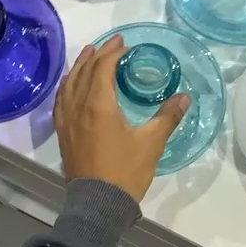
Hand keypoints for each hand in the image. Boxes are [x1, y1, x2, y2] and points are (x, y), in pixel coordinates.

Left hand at [54, 37, 188, 202]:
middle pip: (84, 72)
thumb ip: (167, 117)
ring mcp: (66, 121)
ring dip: (79, 67)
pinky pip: (61, 101)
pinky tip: (72, 87)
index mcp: (98, 104)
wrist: (98, 203)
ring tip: (87, 56)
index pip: (102, 67)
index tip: (124, 43)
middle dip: (96, 55)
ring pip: (69, 85)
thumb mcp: (151, 142)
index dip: (112, 51)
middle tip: (110, 45)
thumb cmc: (125, 171)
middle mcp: (78, 107)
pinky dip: (68, 87)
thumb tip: (184, 98)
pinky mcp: (63, 134)